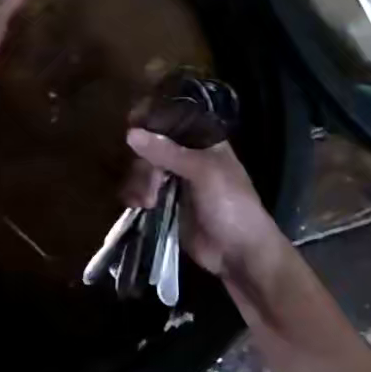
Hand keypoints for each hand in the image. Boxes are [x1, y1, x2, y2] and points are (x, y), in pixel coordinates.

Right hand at [122, 129, 284, 277]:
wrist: (240, 253)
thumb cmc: (231, 204)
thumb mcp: (203, 172)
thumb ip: (168, 152)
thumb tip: (131, 133)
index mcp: (201, 140)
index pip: (170, 118)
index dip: (149, 118)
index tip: (131, 124)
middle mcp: (185, 155)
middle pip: (149, 145)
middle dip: (143, 164)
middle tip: (152, 185)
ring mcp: (173, 180)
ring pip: (141, 168)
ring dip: (137, 182)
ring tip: (145, 203)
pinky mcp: (164, 203)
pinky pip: (139, 191)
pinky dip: (133, 196)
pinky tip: (137, 206)